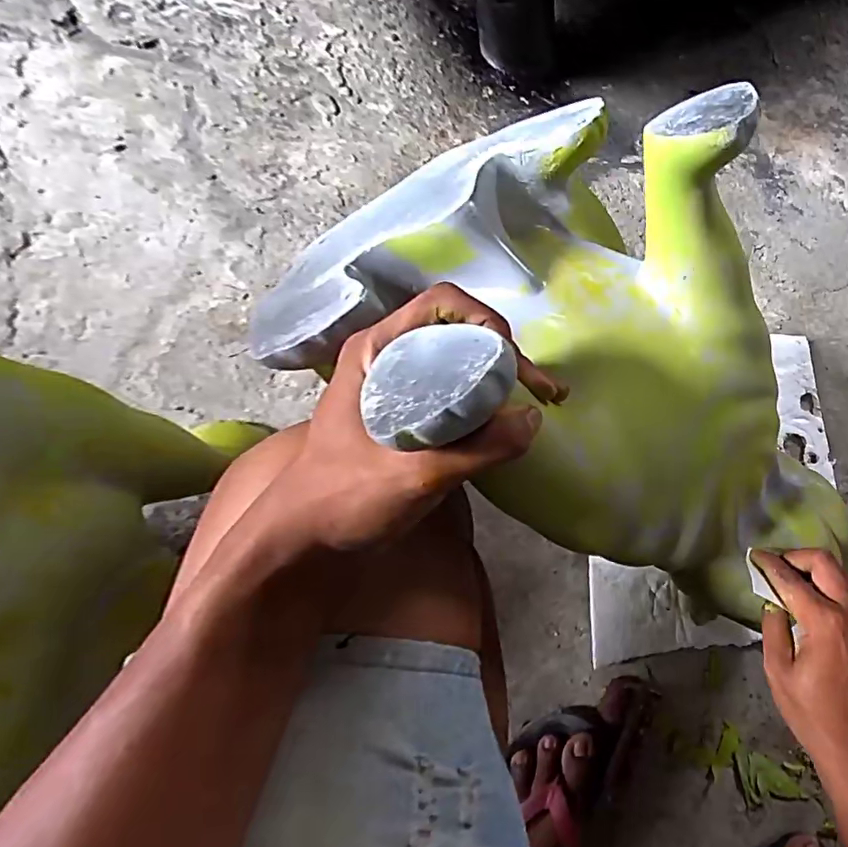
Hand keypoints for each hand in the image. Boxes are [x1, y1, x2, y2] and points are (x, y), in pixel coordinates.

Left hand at [228, 283, 566, 557]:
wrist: (305, 540)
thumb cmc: (341, 501)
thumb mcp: (411, 476)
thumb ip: (475, 450)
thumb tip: (532, 419)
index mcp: (375, 351)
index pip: (441, 305)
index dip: (485, 320)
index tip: (511, 361)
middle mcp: (391, 358)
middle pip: (461, 331)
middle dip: (507, 354)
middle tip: (541, 390)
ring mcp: (403, 387)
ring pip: (465, 362)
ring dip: (505, 378)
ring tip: (541, 403)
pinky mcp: (416, 415)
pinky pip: (462, 393)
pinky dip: (493, 403)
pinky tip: (514, 425)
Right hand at [754, 550, 847, 776]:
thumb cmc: (812, 714)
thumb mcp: (778, 672)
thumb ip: (773, 628)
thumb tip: (774, 604)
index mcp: (825, 622)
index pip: (793, 580)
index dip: (771, 565)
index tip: (755, 557)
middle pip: (825, 563)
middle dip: (796, 556)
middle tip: (774, 565)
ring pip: (841, 574)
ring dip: (814, 568)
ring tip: (788, 578)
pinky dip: (827, 584)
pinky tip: (809, 599)